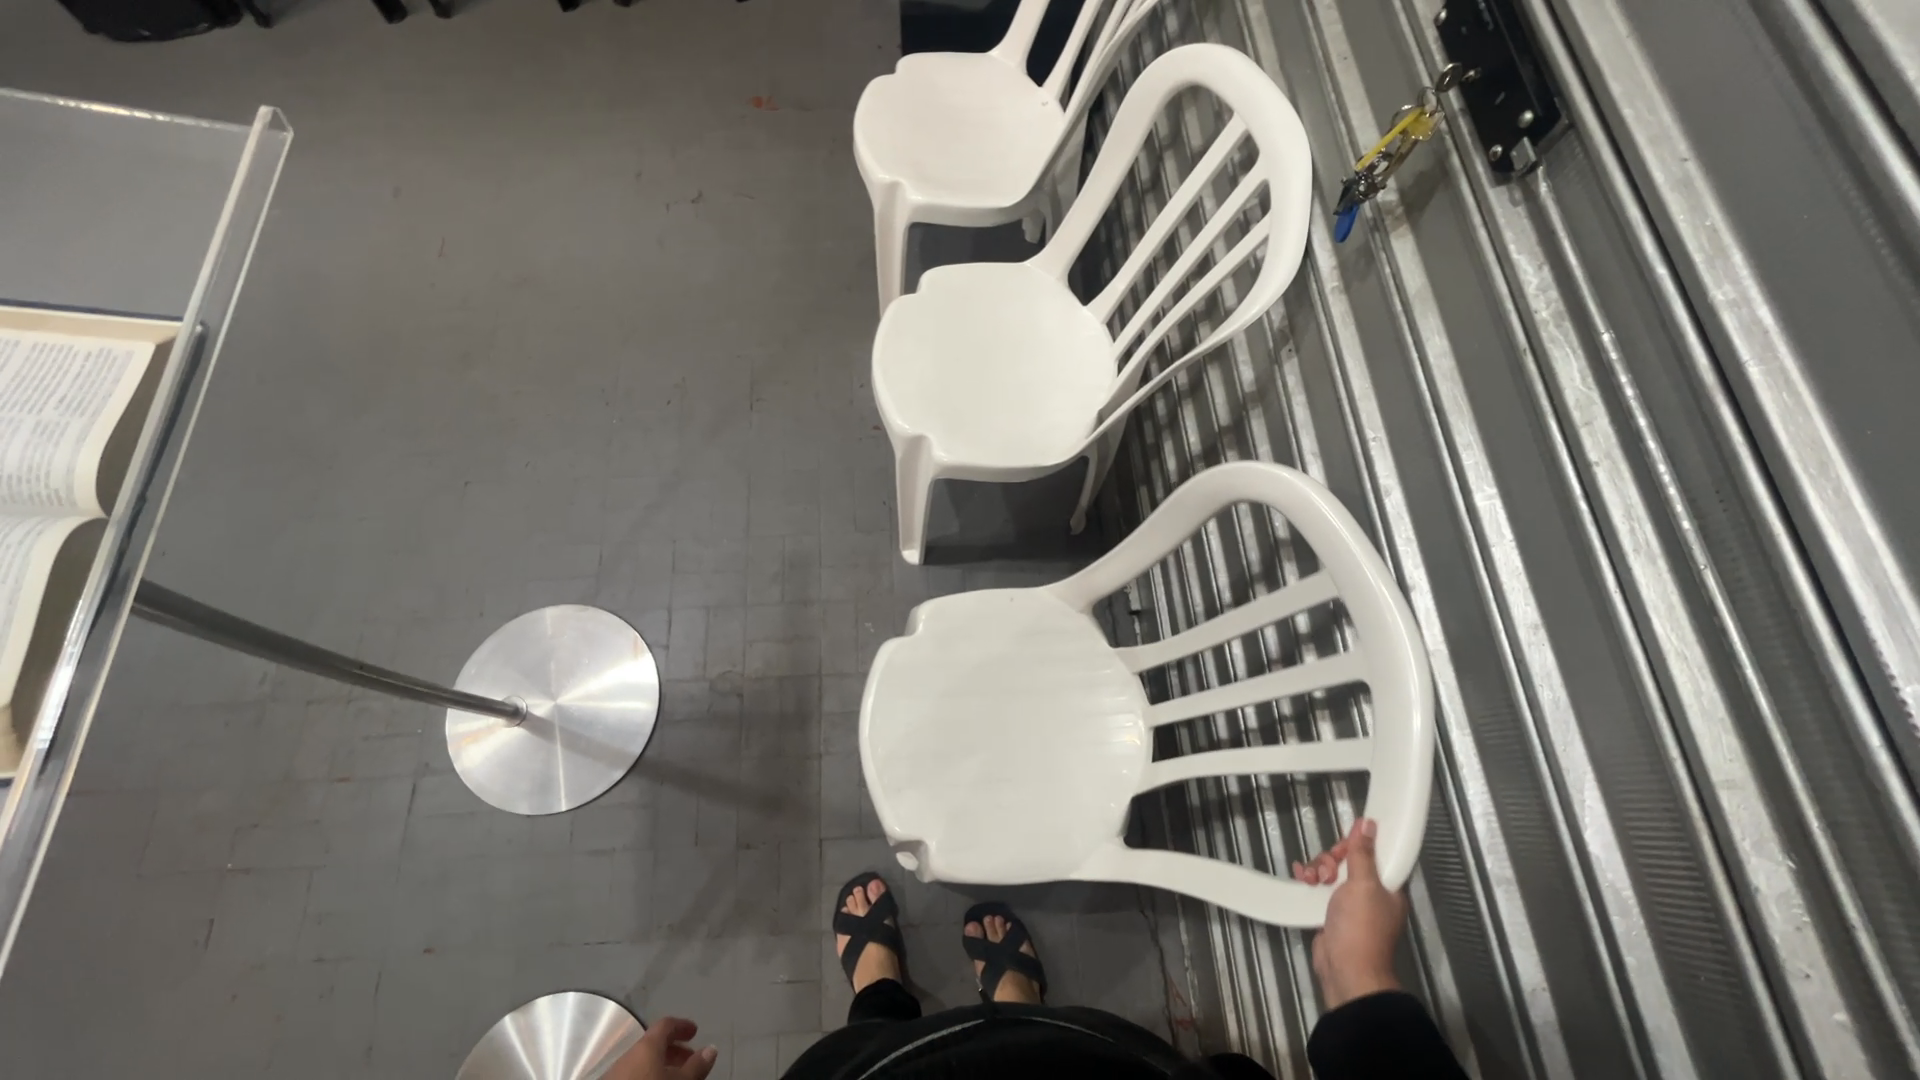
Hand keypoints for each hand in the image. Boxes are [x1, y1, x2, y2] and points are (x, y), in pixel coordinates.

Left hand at [600, 1016, 717, 1079]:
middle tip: (690, 1059)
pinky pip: (633, 1074)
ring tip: (676, 1077)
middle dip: (674, 1049)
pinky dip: (648, 1075)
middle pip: (654, 1043)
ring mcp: (616, 1072)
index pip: (665, 1024)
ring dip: (661, 1065)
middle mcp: (629, 1054)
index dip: (682, 1025)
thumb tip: (711, 1049)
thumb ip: (695, 1066)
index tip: (695, 1032)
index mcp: (646, 1046)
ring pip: (642, 1062)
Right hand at [1292, 817, 1407, 1008]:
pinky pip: (1318, 887)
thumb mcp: (1363, 884)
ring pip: (1330, 872)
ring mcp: (1349, 904)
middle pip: (1348, 861)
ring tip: (1310, 878)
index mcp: (1387, 887)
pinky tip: (1300, 876)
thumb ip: (1362, 853)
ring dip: (1317, 868)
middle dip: (1332, 859)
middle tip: (1327, 869)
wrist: (1345, 969)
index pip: (1374, 854)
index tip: (1344, 844)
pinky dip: (1309, 879)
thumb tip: (1368, 823)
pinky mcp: (1330, 912)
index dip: (1358, 845)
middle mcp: (1370, 894)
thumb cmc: (1361, 926)